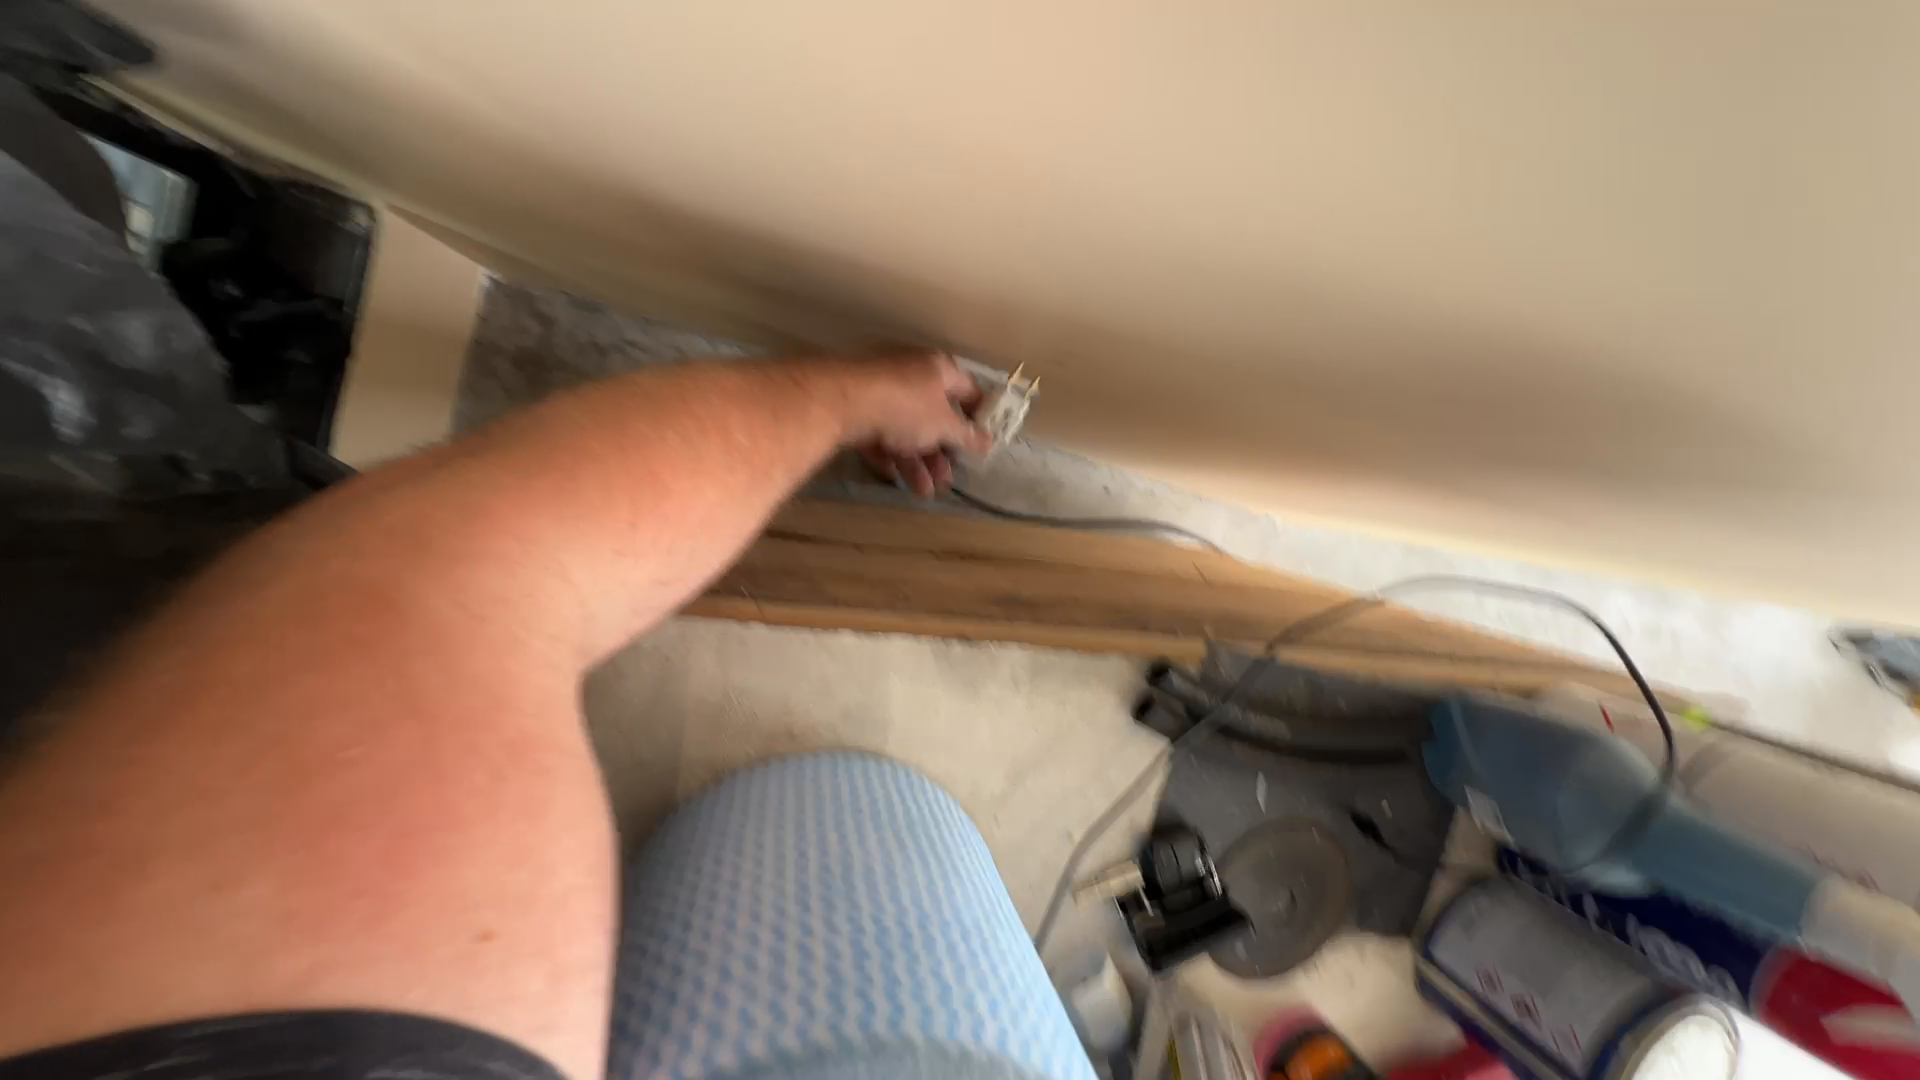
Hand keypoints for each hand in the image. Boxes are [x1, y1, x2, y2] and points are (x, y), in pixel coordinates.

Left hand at [829, 351, 991, 495]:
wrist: (843, 403)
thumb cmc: (906, 408)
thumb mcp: (944, 426)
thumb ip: (967, 436)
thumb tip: (989, 441)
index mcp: (939, 370)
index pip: (968, 390)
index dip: (979, 415)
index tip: (983, 441)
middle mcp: (911, 376)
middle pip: (934, 417)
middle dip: (942, 453)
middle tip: (947, 479)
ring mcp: (882, 391)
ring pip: (906, 429)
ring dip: (918, 463)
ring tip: (923, 492)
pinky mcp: (857, 408)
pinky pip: (879, 434)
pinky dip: (888, 455)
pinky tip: (892, 476)